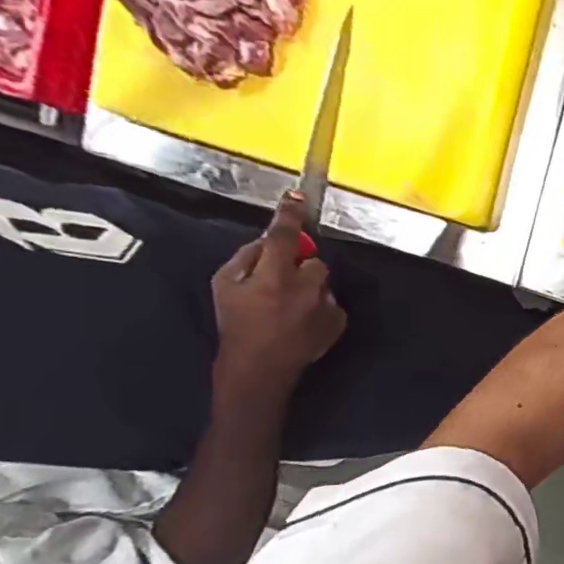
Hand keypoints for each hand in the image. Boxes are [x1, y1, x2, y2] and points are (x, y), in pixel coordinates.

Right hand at [211, 192, 345, 394]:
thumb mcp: (225, 284)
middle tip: (282, 280)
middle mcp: (305, 288)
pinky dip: (320, 305)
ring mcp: (325, 306)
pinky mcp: (338, 322)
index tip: (296, 197)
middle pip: (314, 260)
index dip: (289, 214)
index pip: (283, 235)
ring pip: (323, 282)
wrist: (261, 366)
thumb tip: (267, 240)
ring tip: (290, 306)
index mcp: (274, 275)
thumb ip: (247, 257)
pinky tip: (303, 319)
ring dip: (310, 287)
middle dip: (301, 265)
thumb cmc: (236, 324)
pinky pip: (332, 302)